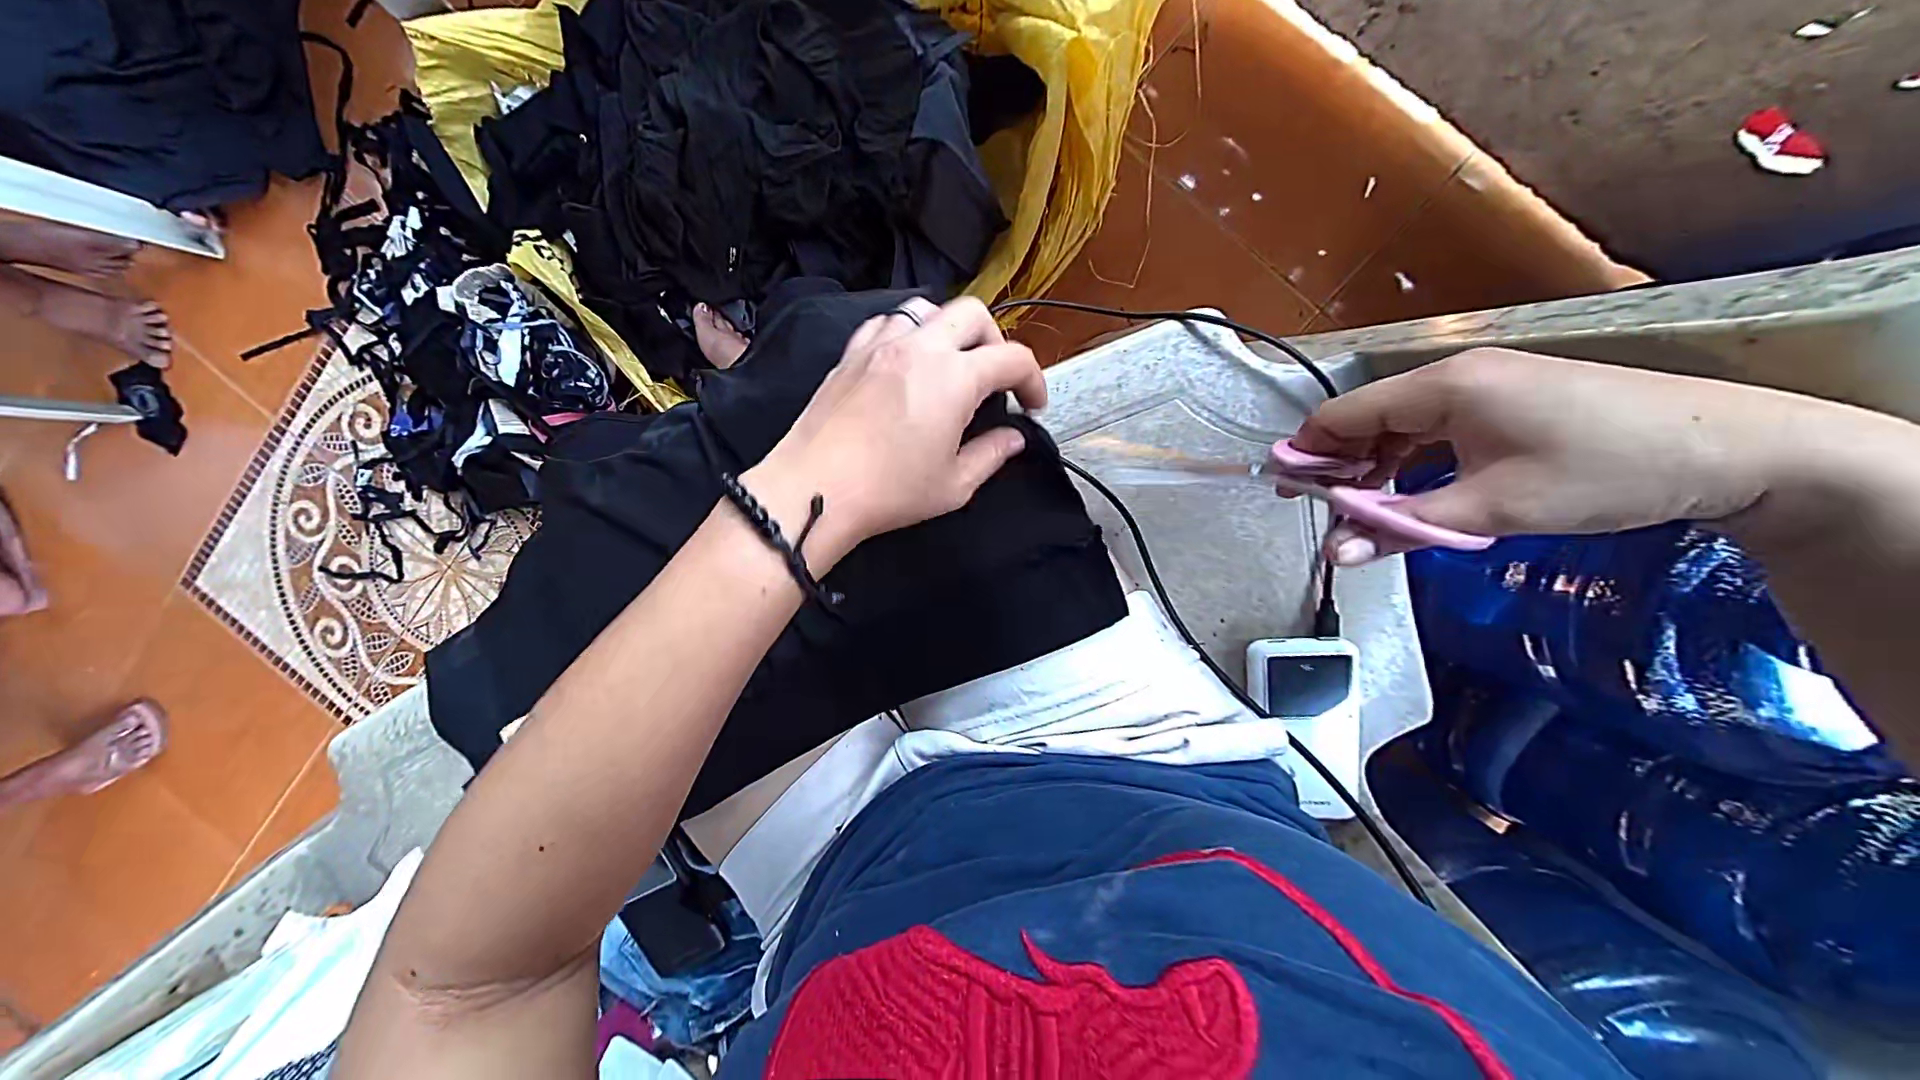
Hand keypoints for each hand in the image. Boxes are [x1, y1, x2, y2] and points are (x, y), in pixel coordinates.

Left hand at [741, 296, 1046, 569]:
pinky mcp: (851, 356)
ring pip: (927, 308)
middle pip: (973, 313)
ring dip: (948, 329)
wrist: (816, 489)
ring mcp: (880, 347)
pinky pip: (885, 322)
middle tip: (994, 378)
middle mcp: (919, 349)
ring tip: (950, 363)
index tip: (1032, 404)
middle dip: (995, 340)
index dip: (1033, 379)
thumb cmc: (885, 491)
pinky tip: (905, 361)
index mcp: (954, 378)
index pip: (1012, 358)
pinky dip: (906, 332)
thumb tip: (1011, 439)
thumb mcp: (953, 484)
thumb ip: (991, 455)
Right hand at [1291, 349, 1842, 564]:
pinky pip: (1432, 427)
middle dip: (1337, 464)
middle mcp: (1455, 375)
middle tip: (1324, 511)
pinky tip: (1409, 488)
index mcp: (1443, 387)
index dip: (1306, 455)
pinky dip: (1408, 459)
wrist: (1735, 450)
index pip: (1342, 415)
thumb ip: (1402, 527)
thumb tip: (1334, 552)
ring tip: (1362, 508)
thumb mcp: (1492, 509)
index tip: (1287, 495)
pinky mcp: (1506, 400)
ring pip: (1399, 424)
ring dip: (1373, 465)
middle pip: (1366, 417)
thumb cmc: (1604, 472)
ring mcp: (1484, 384)